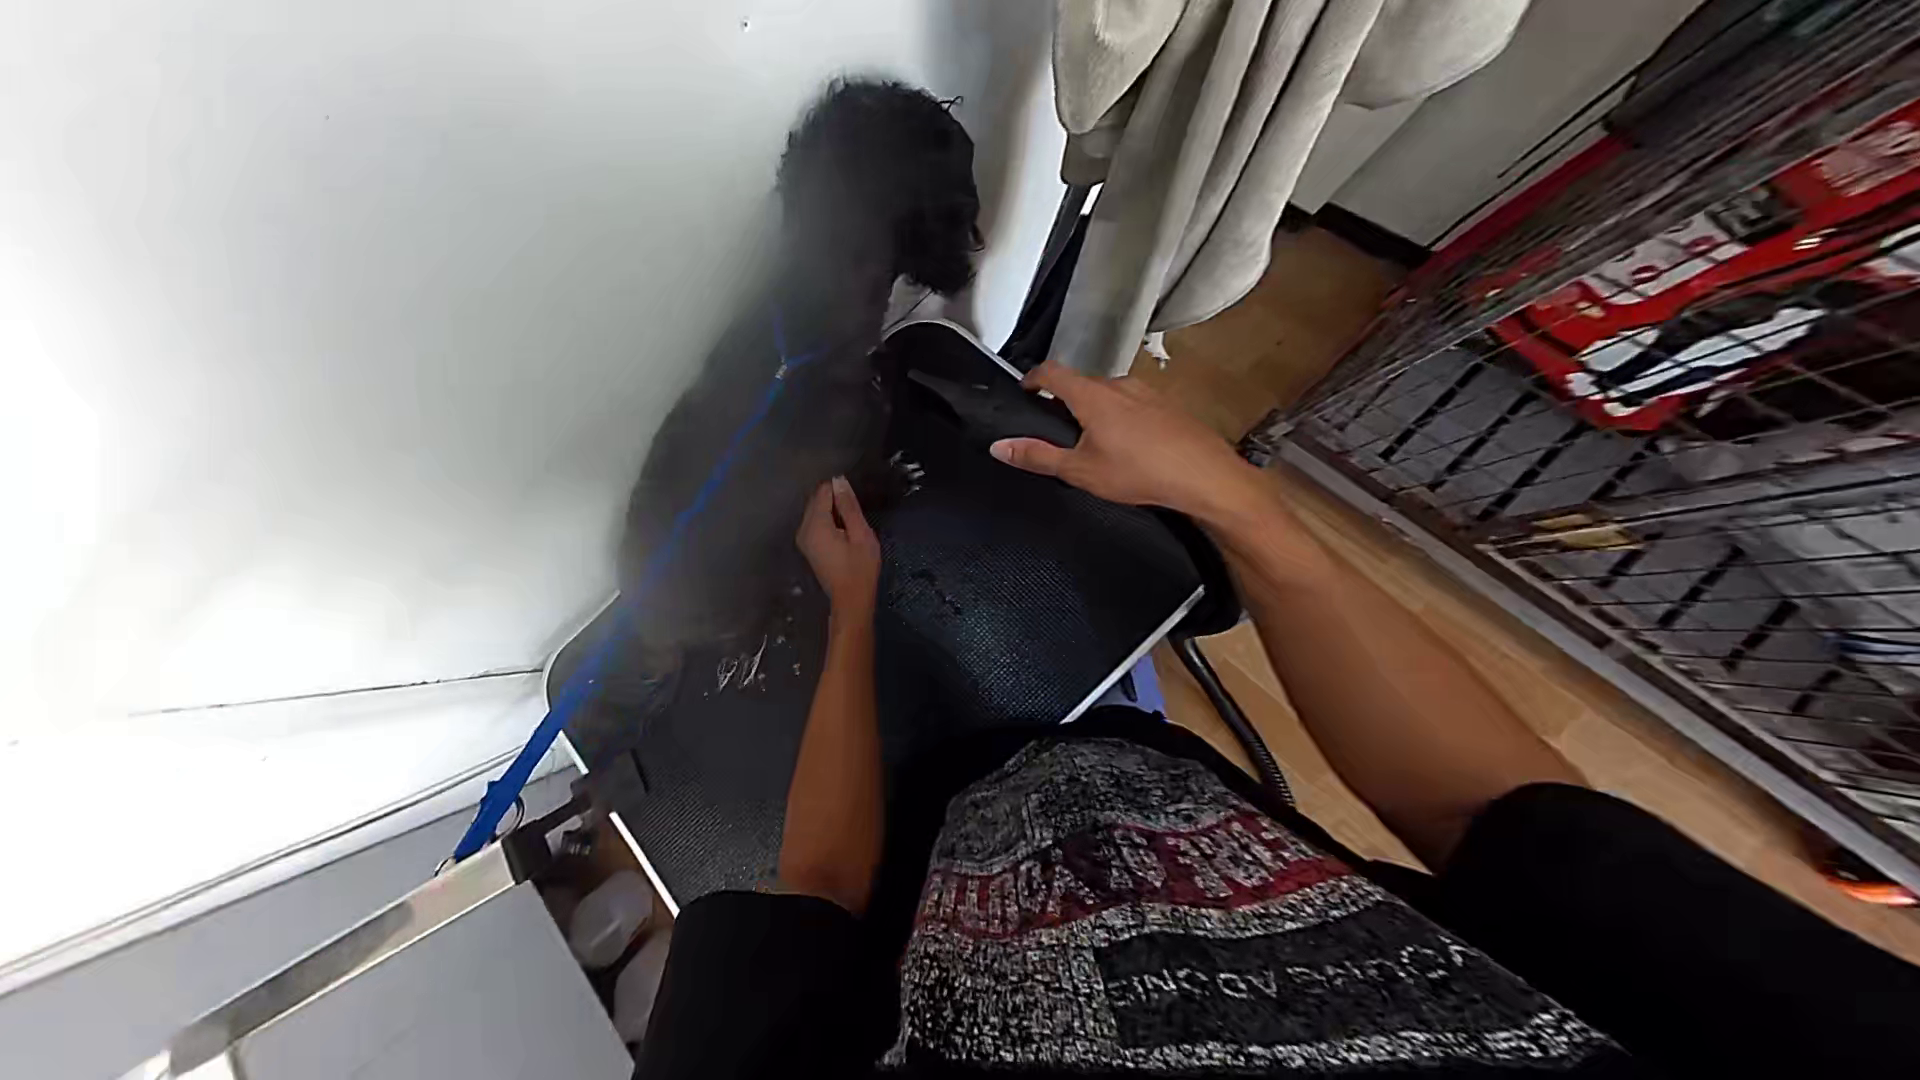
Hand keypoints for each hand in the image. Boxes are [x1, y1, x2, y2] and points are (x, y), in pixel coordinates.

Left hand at [796, 476, 881, 615]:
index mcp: (815, 525)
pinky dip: (828, 520)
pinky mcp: (807, 546)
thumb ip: (849, 506)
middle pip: (816, 500)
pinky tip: (843, 531)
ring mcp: (803, 538)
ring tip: (851, 521)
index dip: (840, 490)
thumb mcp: (861, 534)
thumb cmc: (860, 568)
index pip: (822, 491)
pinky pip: (815, 522)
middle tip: (856, 511)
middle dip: (835, 499)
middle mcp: (803, 529)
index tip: (856, 500)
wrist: (850, 600)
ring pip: (815, 511)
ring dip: (832, 510)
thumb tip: (839, 481)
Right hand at [988, 363, 1267, 525]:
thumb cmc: (1140, 472)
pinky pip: (1133, 405)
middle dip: (1064, 400)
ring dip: (1094, 410)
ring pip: (1109, 394)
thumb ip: (1037, 456)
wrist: (1204, 476)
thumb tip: (1000, 447)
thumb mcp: (1079, 470)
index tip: (1024, 389)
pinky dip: (1121, 418)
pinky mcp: (1167, 406)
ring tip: (1092, 443)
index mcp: (1091, 395)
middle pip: (1081, 383)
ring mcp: (1147, 393)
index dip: (1032, 378)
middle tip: (1056, 429)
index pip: (1051, 371)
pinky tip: (1127, 448)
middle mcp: (1119, 385)